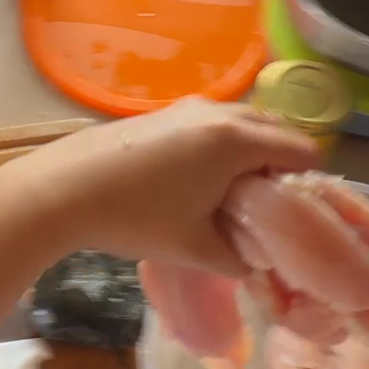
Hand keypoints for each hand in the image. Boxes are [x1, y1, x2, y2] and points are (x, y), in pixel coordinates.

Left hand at [0, 97, 319, 274]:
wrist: (61, 189)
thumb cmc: (134, 218)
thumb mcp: (196, 249)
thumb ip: (241, 259)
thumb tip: (256, 261)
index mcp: (235, 139)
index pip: (303, 150)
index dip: (306, 185)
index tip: (293, 216)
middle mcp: (216, 112)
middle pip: (275, 130)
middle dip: (280, 167)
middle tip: (264, 209)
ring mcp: (184, 107)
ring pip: (241, 123)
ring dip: (248, 154)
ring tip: (227, 197)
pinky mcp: (159, 113)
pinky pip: (210, 124)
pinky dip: (219, 146)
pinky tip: (193, 182)